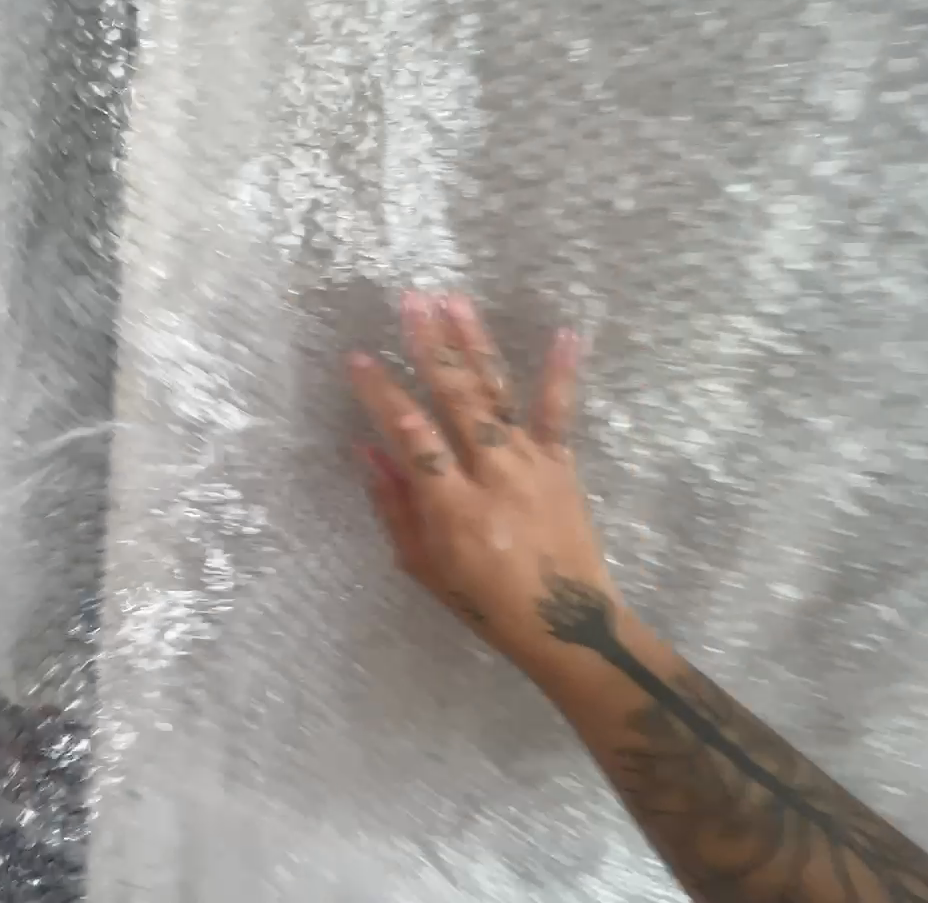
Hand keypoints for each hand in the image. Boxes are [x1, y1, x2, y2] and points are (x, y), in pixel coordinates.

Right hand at [348, 290, 620, 680]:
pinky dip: (562, 372)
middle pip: (458, 400)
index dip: (382, 394)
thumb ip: (392, 504)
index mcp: (453, 506)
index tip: (357, 358)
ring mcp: (532, 465)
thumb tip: (366, 448)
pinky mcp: (562, 464)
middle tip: (411, 302)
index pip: (411, 436)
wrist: (570, 626)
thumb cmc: (482, 600)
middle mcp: (494, 475)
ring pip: (498, 394)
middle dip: (430, 347)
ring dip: (475, 344)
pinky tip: (566, 332)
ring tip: (455, 301)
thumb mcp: (420, 564)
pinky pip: (559, 413)